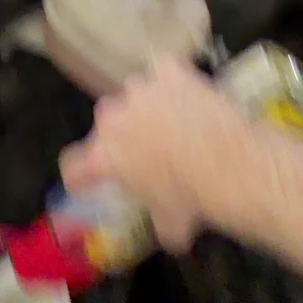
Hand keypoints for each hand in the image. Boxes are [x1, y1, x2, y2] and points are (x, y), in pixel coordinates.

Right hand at [59, 56, 252, 251]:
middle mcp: (114, 118)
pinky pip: (161, 70)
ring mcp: (141, 90)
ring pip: (134, 95)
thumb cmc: (194, 198)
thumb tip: (169, 232)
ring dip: (146, 107)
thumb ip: (158, 220)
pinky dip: (169, 79)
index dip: (79, 175)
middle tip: (144, 152)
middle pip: (106, 125)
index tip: (86, 182)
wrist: (229, 164)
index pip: (74, 165)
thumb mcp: (170, 225)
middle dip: (121, 136)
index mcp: (105, 156)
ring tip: (172, 121)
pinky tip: (182, 90)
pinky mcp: (169, 72)